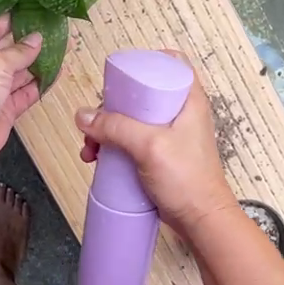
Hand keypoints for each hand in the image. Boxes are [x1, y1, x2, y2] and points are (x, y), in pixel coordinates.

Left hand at [0, 17, 44, 169]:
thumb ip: (19, 51)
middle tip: (52, 31)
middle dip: (27, 43)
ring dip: (36, 64)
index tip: (31, 12)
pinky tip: (55, 74)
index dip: (8, 20)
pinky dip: (38, 85)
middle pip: (5, 50)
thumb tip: (37, 39)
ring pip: (17, 73)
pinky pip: (24, 93)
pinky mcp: (4, 109)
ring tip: (60, 50)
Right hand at [77, 63, 239, 236]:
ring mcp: (169, 136)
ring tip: (91, 149)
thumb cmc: (187, 180)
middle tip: (95, 124)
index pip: (170, 64)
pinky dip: (113, 147)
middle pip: (140, 94)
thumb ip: (116, 128)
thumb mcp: (149, 146)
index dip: (145, 63)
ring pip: (131, 121)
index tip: (119, 77)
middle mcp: (180, 113)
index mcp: (188, 100)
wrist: (200, 220)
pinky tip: (98, 159)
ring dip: (107, 130)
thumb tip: (83, 116)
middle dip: (112, 107)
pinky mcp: (159, 156)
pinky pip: (131, 143)